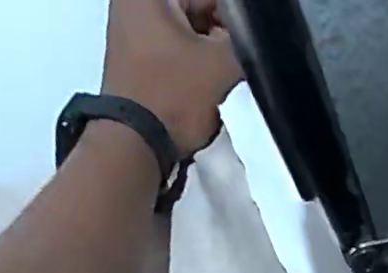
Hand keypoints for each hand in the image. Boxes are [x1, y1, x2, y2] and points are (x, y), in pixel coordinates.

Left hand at [101, 0, 242, 152]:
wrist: (136, 143)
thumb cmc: (174, 96)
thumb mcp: (221, 66)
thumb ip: (246, 45)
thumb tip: (253, 42)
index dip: (237, 22)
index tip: (247, 51)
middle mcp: (135, 3)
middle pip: (198, 11)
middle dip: (223, 38)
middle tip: (237, 67)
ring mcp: (134, 32)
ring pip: (190, 35)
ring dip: (212, 57)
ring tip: (225, 81)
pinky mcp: (139, 62)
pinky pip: (178, 55)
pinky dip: (197, 69)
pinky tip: (210, 90)